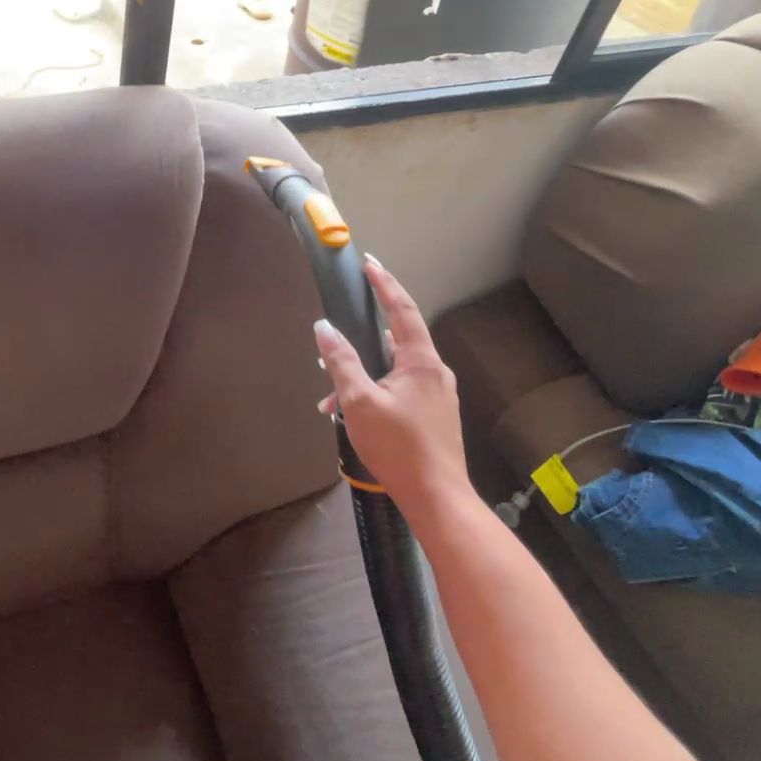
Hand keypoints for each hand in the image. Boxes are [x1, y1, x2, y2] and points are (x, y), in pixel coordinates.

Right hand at [314, 258, 471, 512]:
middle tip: (331, 345)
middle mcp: (434, 373)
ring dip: (361, 376)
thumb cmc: (398, 446)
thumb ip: (341, 361)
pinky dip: (372, 394)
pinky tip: (349, 416)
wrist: (436, 496)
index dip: (384, 285)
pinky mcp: (432, 416)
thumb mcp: (359, 401)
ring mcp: (436, 396)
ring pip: (392, 371)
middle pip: (395, 342)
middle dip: (360, 343)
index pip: (402, 310)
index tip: (370, 264)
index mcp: (421, 362)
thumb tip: (324, 328)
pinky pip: (398, 391)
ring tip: (330, 397)